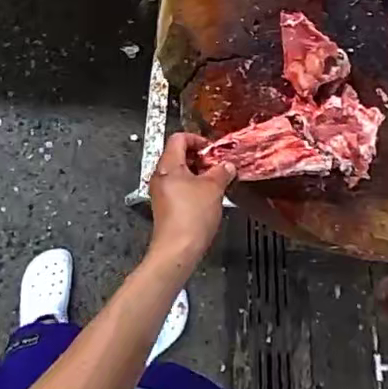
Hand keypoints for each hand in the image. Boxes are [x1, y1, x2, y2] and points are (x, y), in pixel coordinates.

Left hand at [147, 133, 233, 263]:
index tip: (211, 148)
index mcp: (168, 165)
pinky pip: (179, 189)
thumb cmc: (189, 218)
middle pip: (178, 155)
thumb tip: (227, 166)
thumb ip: (222, 172)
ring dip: (198, 174)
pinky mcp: (165, 207)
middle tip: (216, 165)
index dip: (197, 139)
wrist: (178, 249)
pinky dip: (193, 188)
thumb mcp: (214, 188)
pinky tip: (207, 198)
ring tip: (215, 182)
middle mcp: (160, 176)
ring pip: (180, 173)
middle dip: (200, 158)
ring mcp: (161, 192)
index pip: (178, 138)